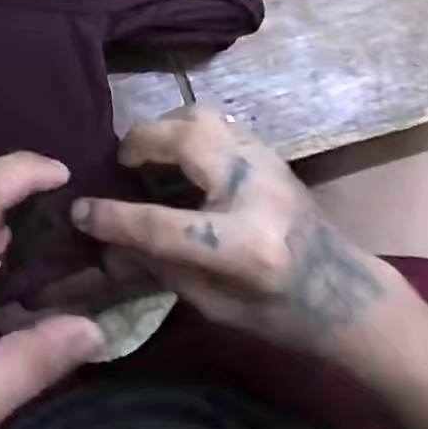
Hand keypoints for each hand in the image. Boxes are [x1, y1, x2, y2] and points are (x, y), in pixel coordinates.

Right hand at [71, 105, 394, 355]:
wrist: (348, 294)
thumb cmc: (279, 312)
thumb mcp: (212, 304)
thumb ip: (155, 266)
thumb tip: (102, 243)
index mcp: (243, 246)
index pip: (158, 224)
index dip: (110, 218)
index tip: (78, 212)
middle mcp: (256, 191)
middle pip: (185, 139)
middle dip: (140, 144)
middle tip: (124, 165)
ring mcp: (267, 164)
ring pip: (201, 116)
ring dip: (164, 129)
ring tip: (152, 155)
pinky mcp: (269, 152)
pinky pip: (217, 121)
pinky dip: (186, 130)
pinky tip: (180, 157)